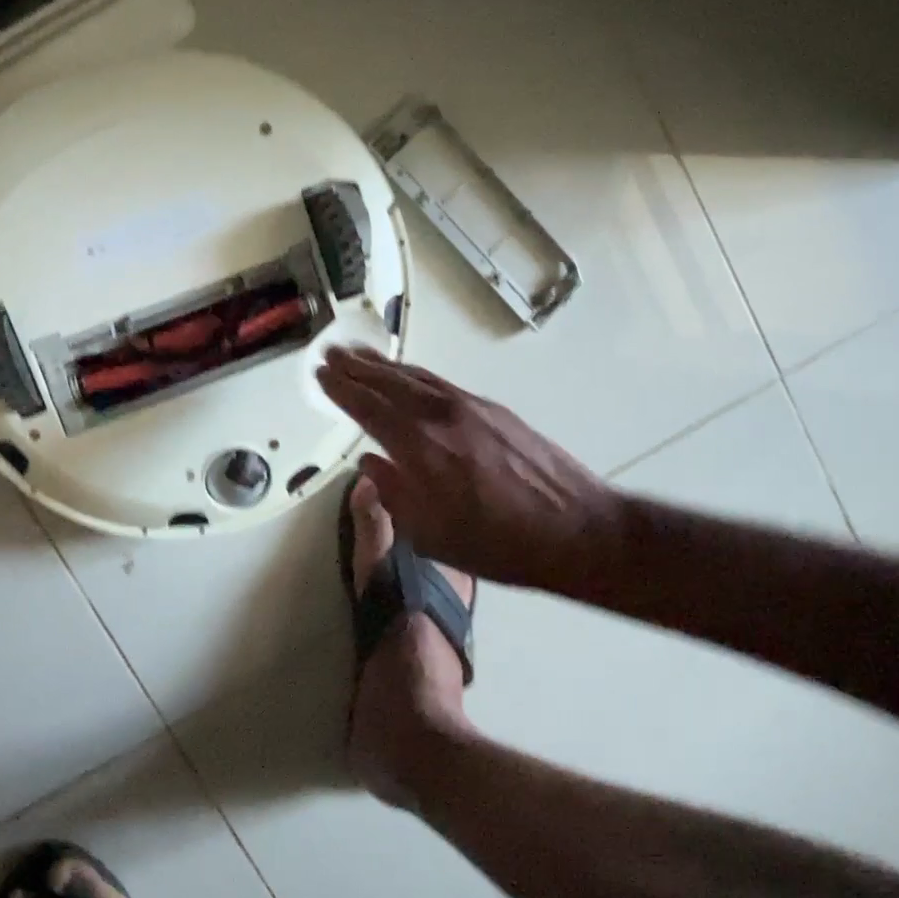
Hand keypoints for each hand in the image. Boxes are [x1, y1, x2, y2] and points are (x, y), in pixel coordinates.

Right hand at [316, 347, 624, 589]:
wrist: (577, 531)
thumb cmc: (498, 545)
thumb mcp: (429, 535)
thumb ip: (392, 494)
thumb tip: (371, 463)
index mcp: (420, 447)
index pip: (368, 408)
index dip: (341, 390)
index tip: (321, 374)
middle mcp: (442, 417)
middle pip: (390, 382)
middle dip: (357, 367)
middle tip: (332, 352)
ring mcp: (471, 408)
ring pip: (417, 377)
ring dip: (384, 365)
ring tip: (360, 354)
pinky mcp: (494, 411)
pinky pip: (441, 384)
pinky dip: (416, 375)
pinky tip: (408, 377)